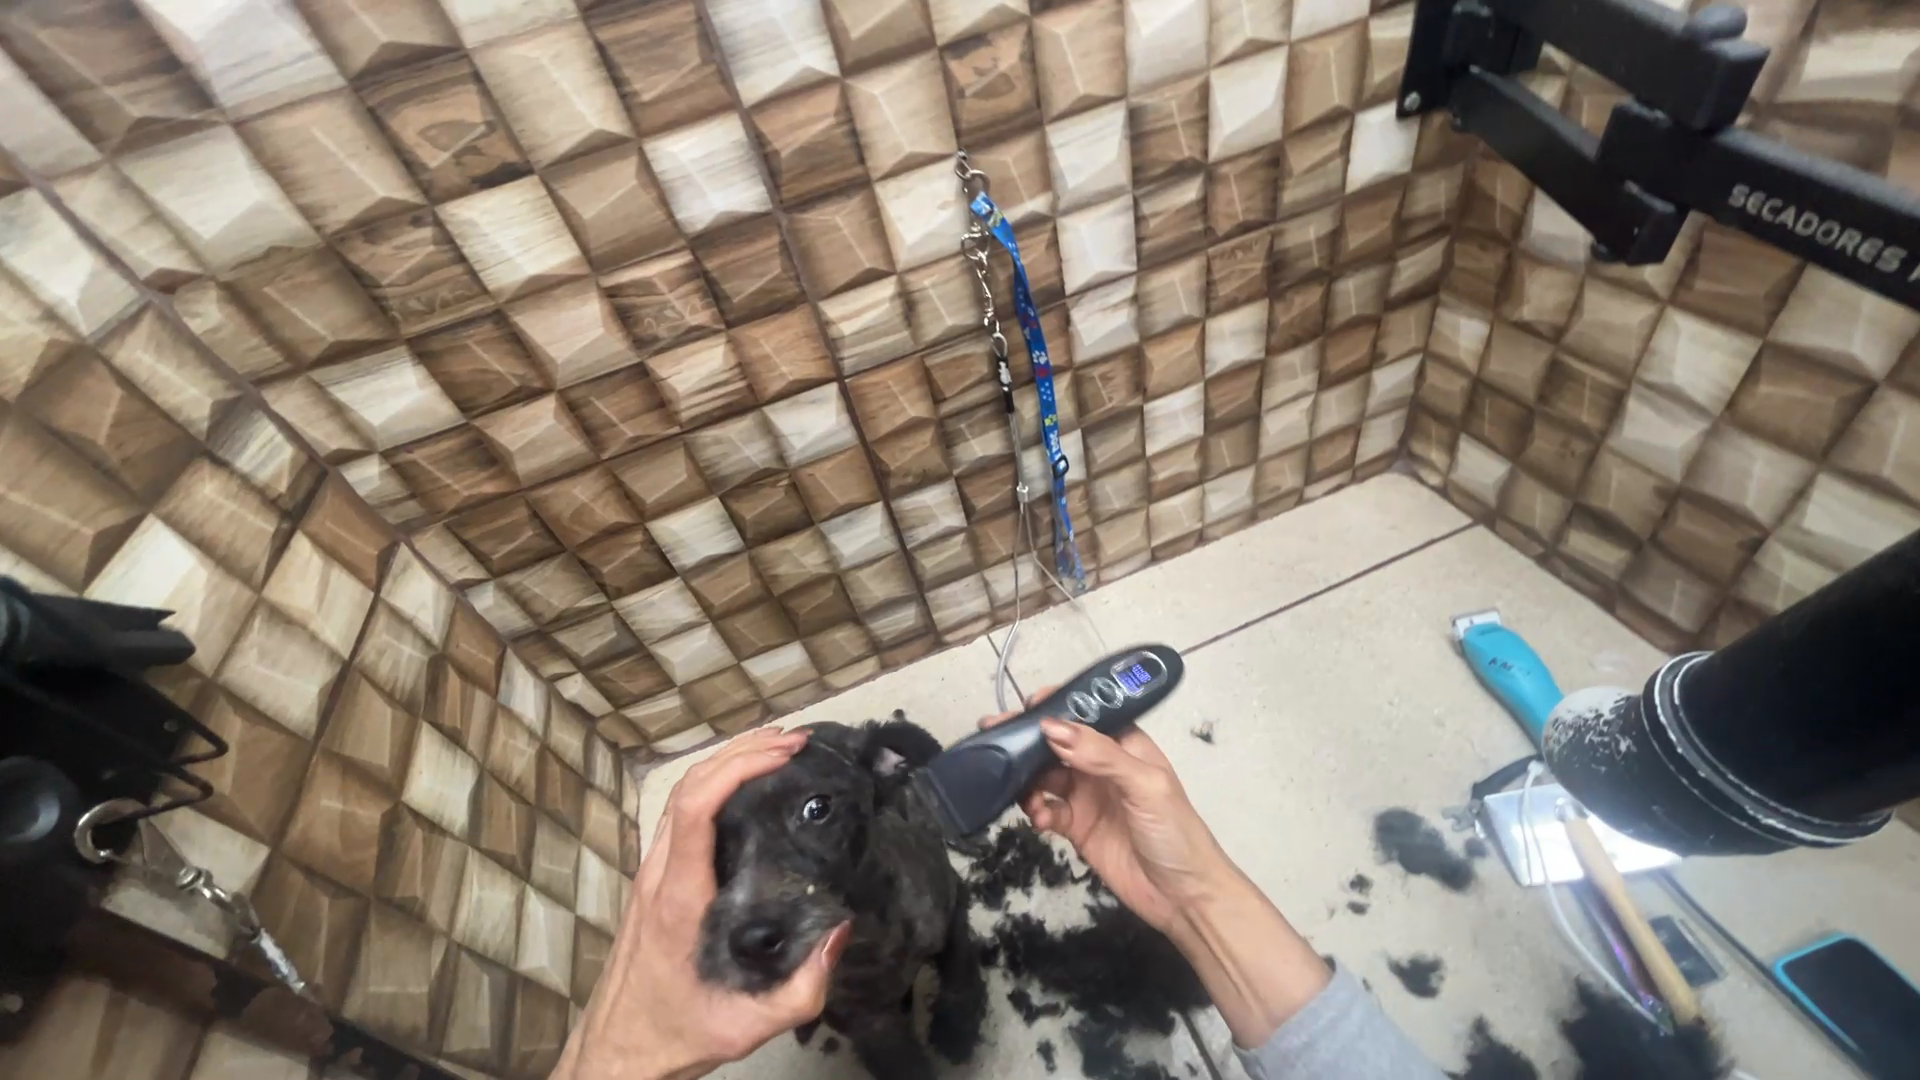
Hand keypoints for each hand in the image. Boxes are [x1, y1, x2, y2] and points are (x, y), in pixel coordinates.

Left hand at [555, 727, 851, 1079]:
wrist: (615, 1055)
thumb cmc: (676, 1035)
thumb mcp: (747, 1027)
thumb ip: (802, 989)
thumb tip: (842, 932)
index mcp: (679, 897)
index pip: (697, 807)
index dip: (739, 767)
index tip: (784, 754)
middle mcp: (660, 873)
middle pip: (690, 785)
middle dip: (743, 750)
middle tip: (795, 742)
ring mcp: (651, 871)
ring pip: (682, 792)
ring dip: (728, 759)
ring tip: (776, 747)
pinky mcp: (654, 876)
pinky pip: (681, 809)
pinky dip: (715, 780)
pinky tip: (745, 780)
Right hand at [979, 700, 1230, 933]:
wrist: (1184, 899)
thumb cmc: (1174, 833)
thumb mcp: (1144, 785)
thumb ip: (1099, 754)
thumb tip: (1052, 727)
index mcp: (1124, 744)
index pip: (1084, 715)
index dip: (1056, 707)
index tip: (1026, 706)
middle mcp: (1101, 764)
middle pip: (1057, 744)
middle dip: (1028, 741)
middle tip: (996, 740)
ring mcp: (1087, 795)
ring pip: (1045, 777)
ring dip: (1029, 781)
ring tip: (1027, 794)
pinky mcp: (1077, 827)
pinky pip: (1047, 810)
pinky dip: (1037, 812)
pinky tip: (1041, 819)